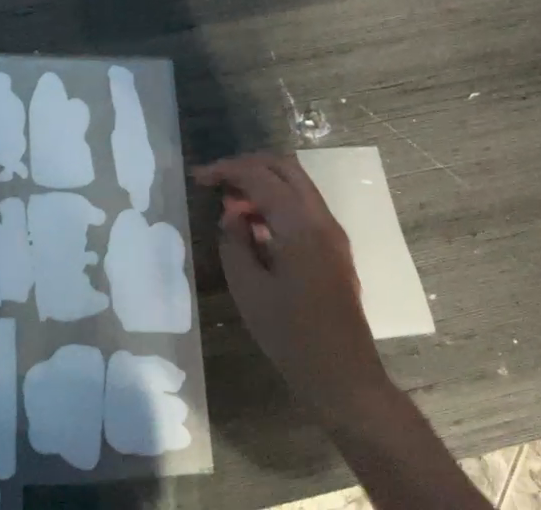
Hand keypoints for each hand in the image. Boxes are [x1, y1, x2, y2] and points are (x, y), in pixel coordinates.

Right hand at [192, 154, 389, 427]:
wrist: (342, 375)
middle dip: (247, 166)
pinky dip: (276, 201)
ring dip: (263, 183)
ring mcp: (333, 234)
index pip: (260, 176)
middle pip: (285, 168)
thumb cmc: (289, 334)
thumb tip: (232, 216)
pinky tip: (253, 225)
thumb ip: (234, 242)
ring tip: (229, 203)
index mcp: (300, 226)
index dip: (226, 170)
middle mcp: (322, 220)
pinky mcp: (334, 249)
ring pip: (297, 185)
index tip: (197, 179)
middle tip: (216, 181)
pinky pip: (303, 207)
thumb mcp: (247, 287)